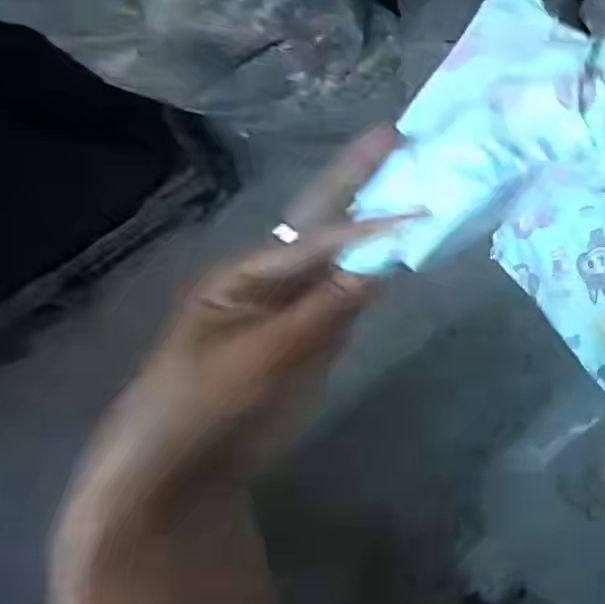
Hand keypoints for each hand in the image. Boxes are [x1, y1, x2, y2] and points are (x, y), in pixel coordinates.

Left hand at [70, 126, 405, 518]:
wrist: (183, 469)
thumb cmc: (205, 406)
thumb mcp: (264, 358)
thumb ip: (327, 308)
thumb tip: (386, 262)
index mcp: (247, 273)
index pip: (319, 239)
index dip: (370, 225)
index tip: (420, 211)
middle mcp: (277, 274)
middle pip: (326, 219)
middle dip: (360, 178)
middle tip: (395, 134)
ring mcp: (302, 299)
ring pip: (351, 249)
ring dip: (382, 214)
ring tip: (418, 177)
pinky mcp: (323, 325)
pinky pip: (362, 284)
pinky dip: (389, 260)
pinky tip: (414, 239)